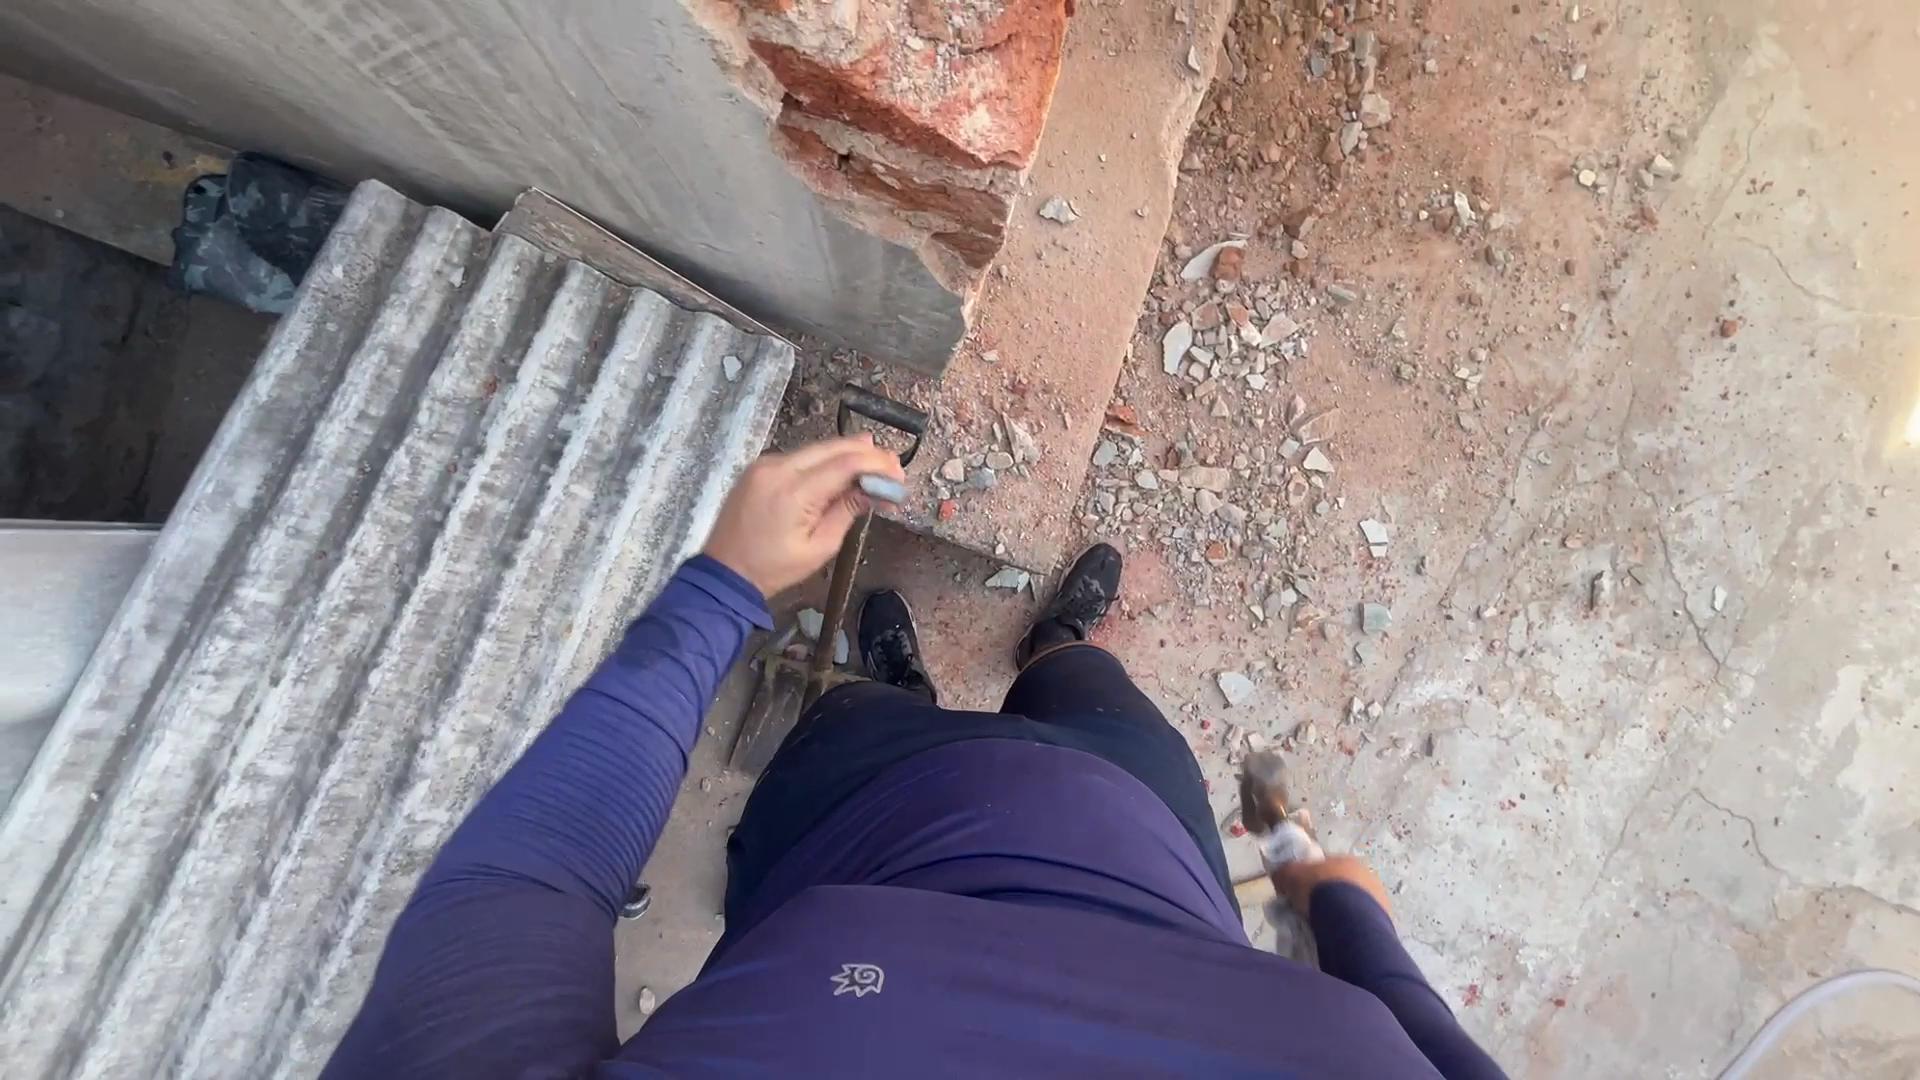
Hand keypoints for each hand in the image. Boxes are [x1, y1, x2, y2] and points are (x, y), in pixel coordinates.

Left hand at [702, 435, 906, 597]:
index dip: (877, 464)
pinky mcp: (759, 469)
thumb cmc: (773, 568)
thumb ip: (847, 511)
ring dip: (846, 455)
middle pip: (833, 447)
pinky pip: (799, 457)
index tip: (898, 475)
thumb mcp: (819, 547)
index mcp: (794, 491)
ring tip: (874, 465)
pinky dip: (824, 461)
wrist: (725, 573)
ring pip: (816, 449)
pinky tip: (841, 469)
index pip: (846, 463)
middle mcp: (778, 468)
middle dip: (867, 453)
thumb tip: (874, 490)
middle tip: (892, 465)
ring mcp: (765, 465)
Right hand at [1271, 855, 1392, 919]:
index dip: (1310, 876)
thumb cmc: (1319, 890)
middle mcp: (1366, 874)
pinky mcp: (1386, 921)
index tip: (1300, 890)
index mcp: (1344, 859)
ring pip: (1354, 903)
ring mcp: (1379, 898)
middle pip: (1341, 884)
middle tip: (1312, 909)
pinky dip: (1352, 926)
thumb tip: (1279, 877)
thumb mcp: (1290, 876)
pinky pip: (1362, 922)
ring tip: (1326, 926)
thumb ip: (1283, 873)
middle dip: (1328, 895)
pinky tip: (1340, 935)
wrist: (1349, 921)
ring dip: (1342, 912)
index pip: (1325, 864)